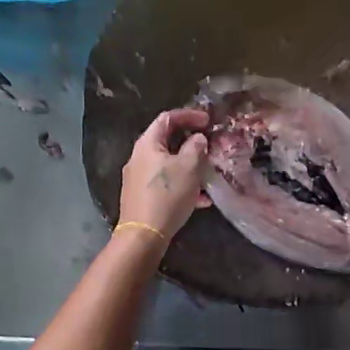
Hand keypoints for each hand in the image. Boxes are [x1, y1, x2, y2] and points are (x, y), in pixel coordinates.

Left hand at [120, 108, 211, 240]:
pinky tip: (202, 200)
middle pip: (167, 142)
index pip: (166, 118)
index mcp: (147, 145)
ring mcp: (138, 179)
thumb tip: (197, 138)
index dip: (188, 115)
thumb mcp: (188, 166)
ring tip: (209, 174)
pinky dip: (183, 186)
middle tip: (210, 146)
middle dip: (191, 144)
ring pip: (168, 166)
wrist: (143, 234)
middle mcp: (138, 159)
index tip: (208, 121)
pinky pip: (166, 185)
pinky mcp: (142, 198)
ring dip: (190, 167)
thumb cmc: (167, 195)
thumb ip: (196, 147)